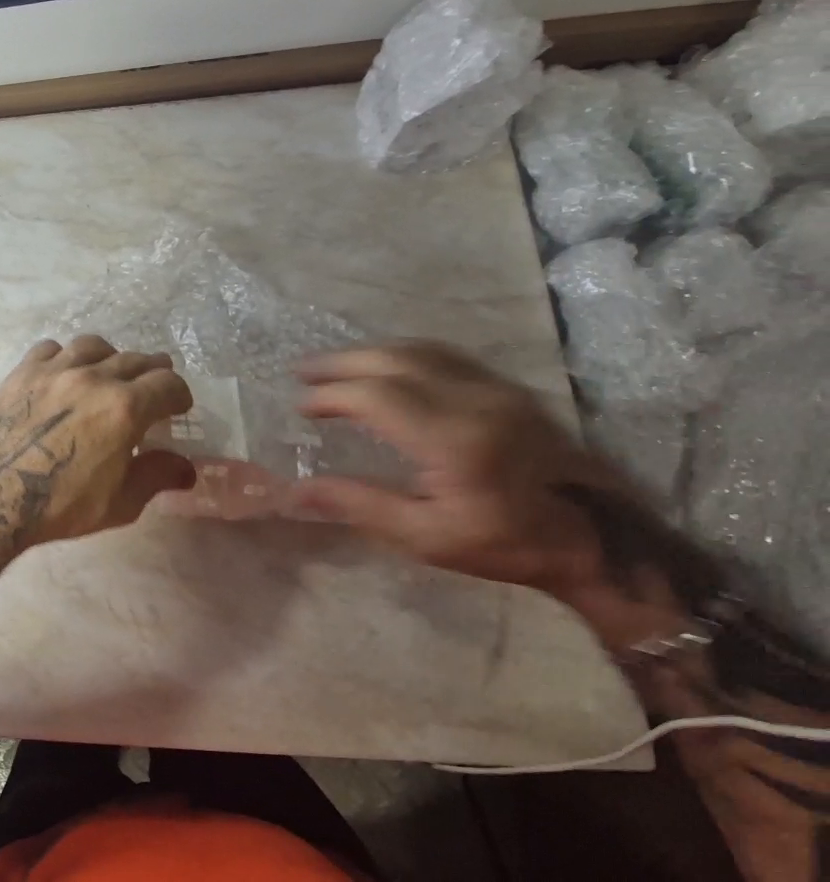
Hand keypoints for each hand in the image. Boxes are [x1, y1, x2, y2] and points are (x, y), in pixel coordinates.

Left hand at [0, 336, 197, 547]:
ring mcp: (53, 370)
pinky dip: (65, 356)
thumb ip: (156, 476)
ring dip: (110, 357)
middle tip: (152, 386)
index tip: (177, 407)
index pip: (167, 384)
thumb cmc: (62, 506)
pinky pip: (50, 349)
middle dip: (151, 374)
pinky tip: (65, 372)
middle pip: (134, 360)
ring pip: (92, 346)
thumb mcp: (121, 503)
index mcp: (124, 408)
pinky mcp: (22, 373)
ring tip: (111, 372)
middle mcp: (92, 378)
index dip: (179, 395)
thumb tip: (185, 468)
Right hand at [289, 341, 609, 594]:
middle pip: (396, 360)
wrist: (604, 543)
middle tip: (304, 372)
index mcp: (454, 439)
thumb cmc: (507, 545)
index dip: (331, 395)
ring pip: (422, 351)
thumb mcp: (425, 538)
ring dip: (371, 354)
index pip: (376, 396)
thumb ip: (359, 505)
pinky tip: (387, 370)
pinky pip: (447, 357)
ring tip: (337, 367)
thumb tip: (294, 490)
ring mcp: (500, 391)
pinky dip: (404, 357)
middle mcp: (477, 402)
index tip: (302, 407)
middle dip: (343, 362)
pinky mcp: (513, 391)